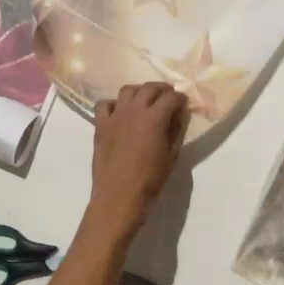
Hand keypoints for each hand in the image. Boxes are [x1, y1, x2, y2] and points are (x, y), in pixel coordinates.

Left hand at [87, 83, 189, 236]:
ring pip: (127, 90)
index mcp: (154, 118)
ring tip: (145, 100)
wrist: (119, 196)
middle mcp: (134, 111)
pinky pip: (104, 105)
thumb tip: (178, 115)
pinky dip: (114, 104)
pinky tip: (120, 113)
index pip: (171, 98)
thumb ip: (175, 131)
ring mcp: (115, 116)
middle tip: (168, 97)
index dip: (180, 98)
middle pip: (149, 88)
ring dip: (139, 91)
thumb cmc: (150, 180)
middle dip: (162, 89)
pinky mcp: (100, 125)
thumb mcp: (171, 156)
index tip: (183, 102)